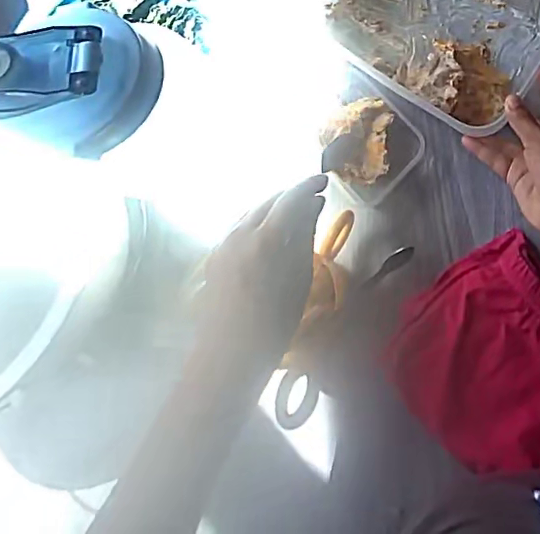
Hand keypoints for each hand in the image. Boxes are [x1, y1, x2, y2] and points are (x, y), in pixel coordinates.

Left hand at [201, 175, 327, 355]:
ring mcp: (223, 246)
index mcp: (264, 237)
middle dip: (291, 197)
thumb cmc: (274, 321)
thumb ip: (305, 235)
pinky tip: (268, 235)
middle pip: (269, 202)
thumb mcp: (300, 276)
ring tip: (293, 215)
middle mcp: (239, 234)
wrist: (229, 357)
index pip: (290, 198)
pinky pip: (239, 229)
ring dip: (273, 209)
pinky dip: (258, 224)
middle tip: (312, 198)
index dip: (309, 186)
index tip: (325, 182)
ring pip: (251, 214)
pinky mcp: (214, 259)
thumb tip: (314, 205)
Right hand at [462, 70, 539, 243]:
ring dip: (491, 128)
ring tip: (470, 112)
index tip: (536, 68)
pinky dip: (484, 150)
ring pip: (507, 139)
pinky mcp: (517, 175)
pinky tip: (467, 140)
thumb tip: (509, 99)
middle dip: (512, 105)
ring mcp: (530, 158)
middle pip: (527, 118)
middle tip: (491, 87)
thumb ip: (523, 121)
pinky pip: (498, 159)